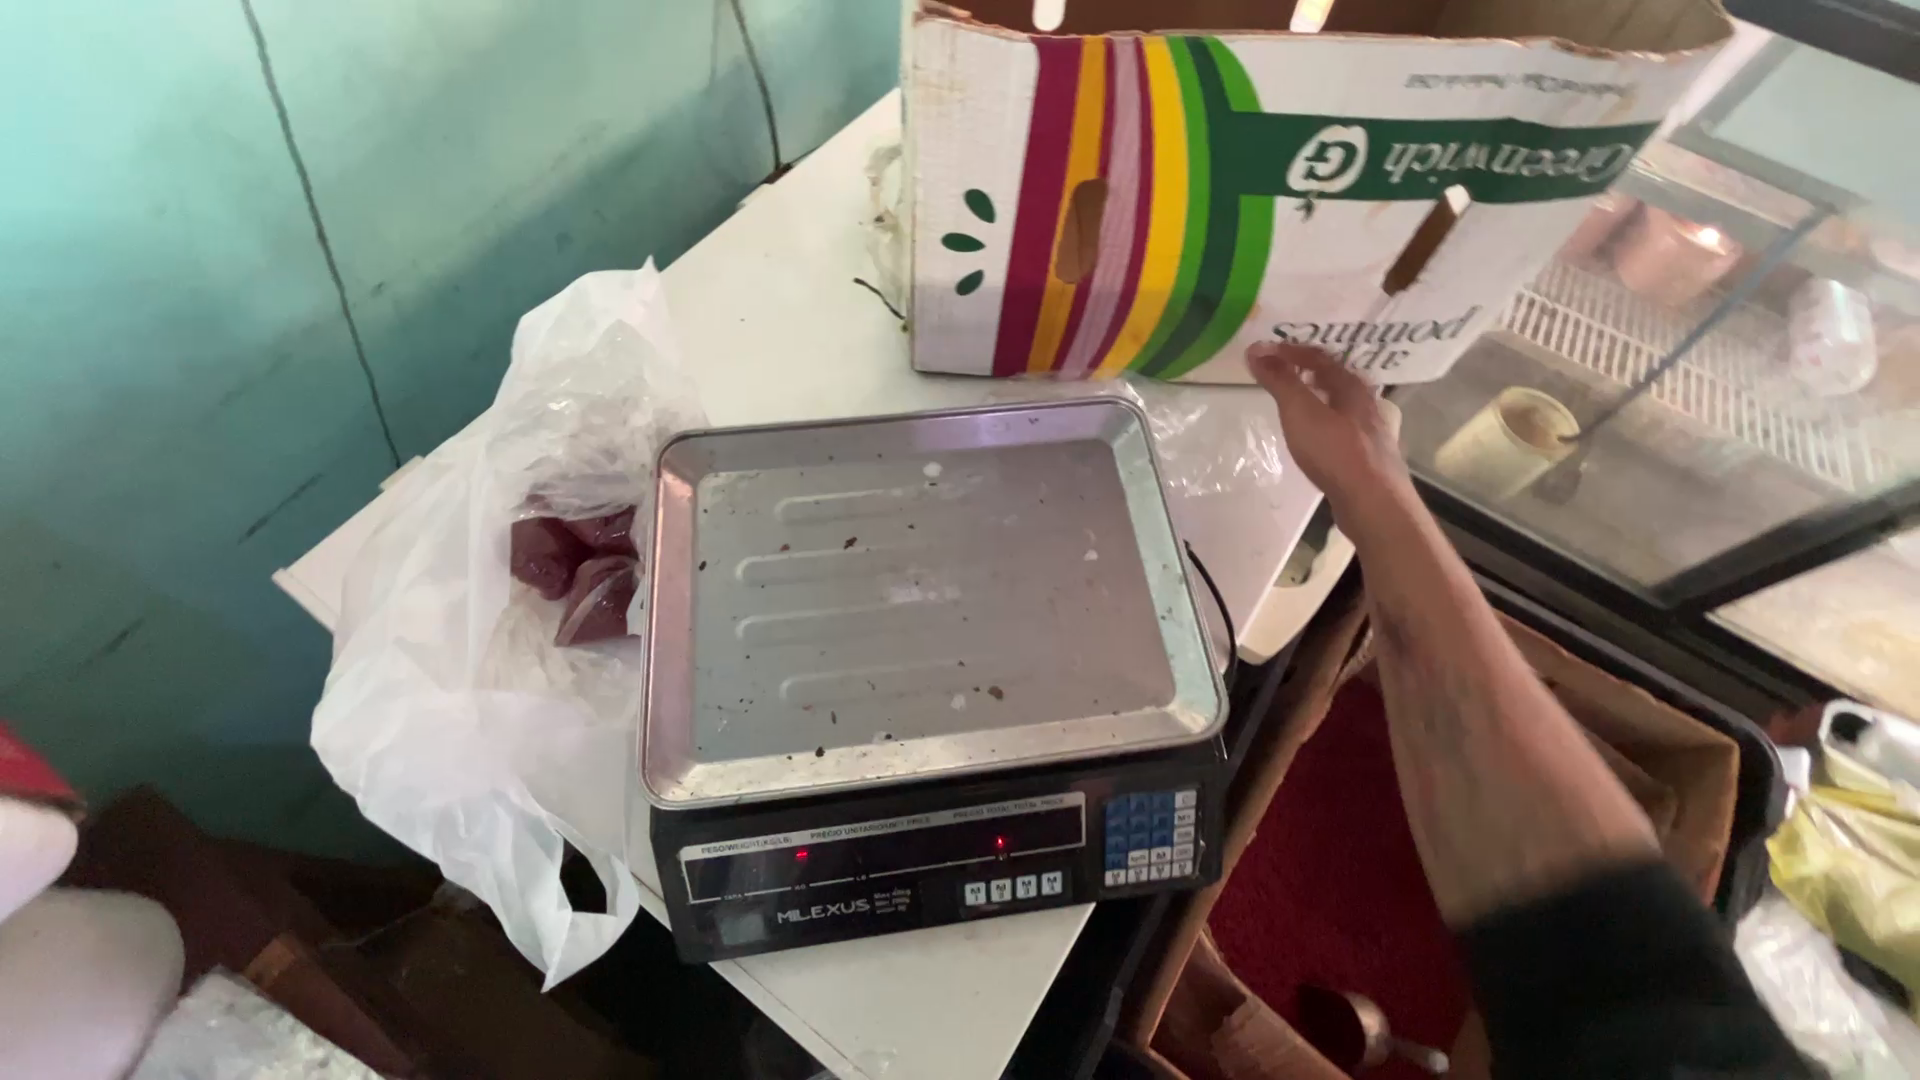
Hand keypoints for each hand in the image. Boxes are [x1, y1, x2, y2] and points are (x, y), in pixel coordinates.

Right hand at [1246, 342, 1409, 513]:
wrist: (1372, 501)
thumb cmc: (1335, 451)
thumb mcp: (1300, 411)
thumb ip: (1280, 381)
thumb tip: (1256, 350)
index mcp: (1351, 387)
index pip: (1320, 357)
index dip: (1291, 351)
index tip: (1265, 351)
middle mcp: (1366, 403)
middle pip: (1336, 378)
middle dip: (1309, 371)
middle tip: (1283, 370)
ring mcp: (1370, 431)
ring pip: (1342, 404)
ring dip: (1319, 397)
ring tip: (1298, 401)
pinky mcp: (1367, 457)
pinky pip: (1343, 428)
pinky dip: (1325, 422)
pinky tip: (1316, 436)